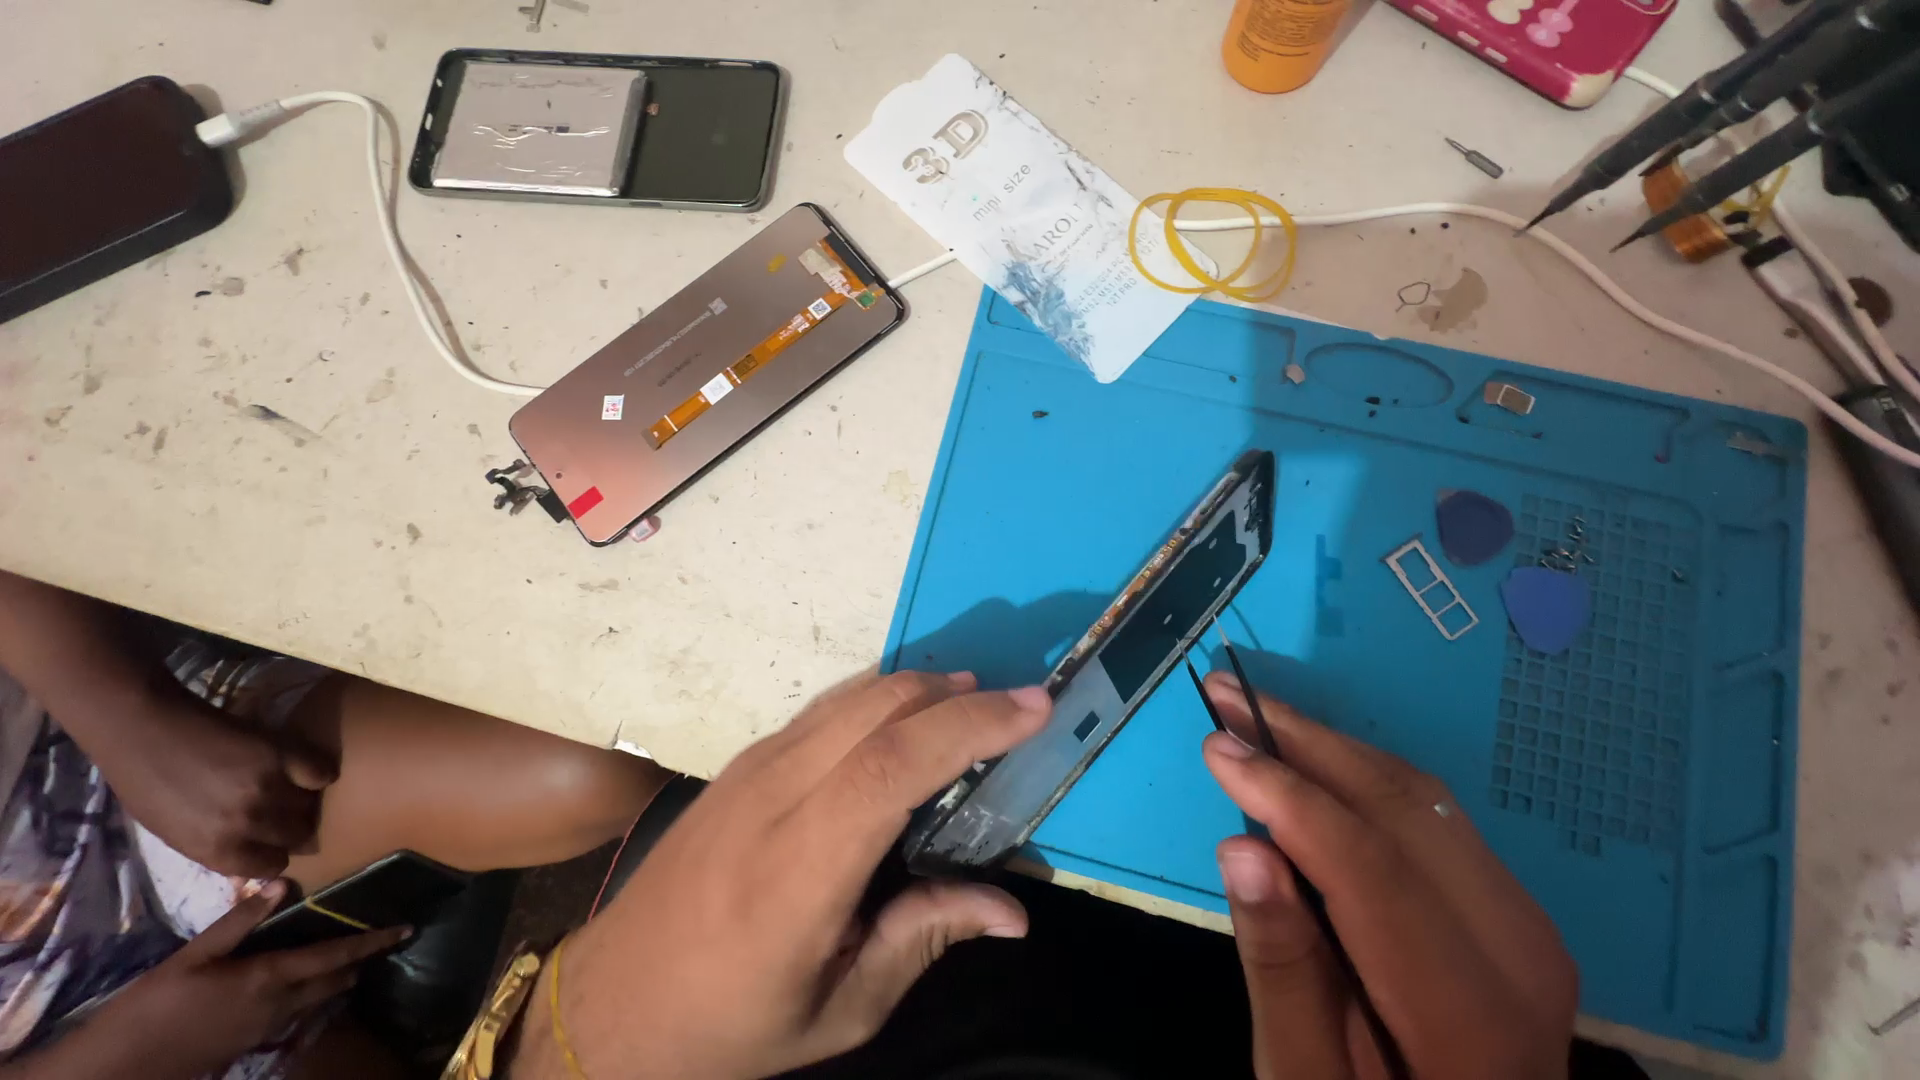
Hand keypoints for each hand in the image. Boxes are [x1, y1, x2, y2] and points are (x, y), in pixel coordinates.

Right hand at [80, 880, 409, 1079]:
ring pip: (318, 1000)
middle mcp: (279, 1005)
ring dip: (338, 980)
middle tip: (383, 942)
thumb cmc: (149, 1009)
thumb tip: (282, 882)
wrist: (111, 1074)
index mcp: (271, 978)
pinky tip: (305, 989)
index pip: (338, 955)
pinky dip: (311, 998)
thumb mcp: (192, 957)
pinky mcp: (248, 1045)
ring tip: (352, 961)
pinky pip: (295, 1016)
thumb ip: (240, 920)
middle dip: (361, 961)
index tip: (408, 930)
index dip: (375, 942)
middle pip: (336, 980)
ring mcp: (265, 1029)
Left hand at [103, 693, 335, 876]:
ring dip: (305, 799)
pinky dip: (319, 774)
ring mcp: (268, 788)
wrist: (143, 735)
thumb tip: (253, 860)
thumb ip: (219, 847)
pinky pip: (323, 774)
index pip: (273, 865)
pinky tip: (304, 769)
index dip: (276, 853)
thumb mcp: (174, 834)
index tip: (274, 842)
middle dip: (296, 826)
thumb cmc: (148, 789)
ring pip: (312, 804)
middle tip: (288, 813)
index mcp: (214, 849)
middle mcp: (246, 823)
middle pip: (300, 834)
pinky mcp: (284, 755)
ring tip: (293, 789)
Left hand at [519, 672, 1051, 1079]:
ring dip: (921, 687)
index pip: (891, 768)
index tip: (1032, 709)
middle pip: (877, 711)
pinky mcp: (741, 762)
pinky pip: (824, 708)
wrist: (612, 1002)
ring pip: (850, 697)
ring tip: (975, 698)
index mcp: (798, 870)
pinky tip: (908, 713)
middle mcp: (772, 798)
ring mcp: (750, 769)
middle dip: (958, 694)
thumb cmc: (729, 1024)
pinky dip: (881, 696)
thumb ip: (923, 940)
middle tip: (1017, 702)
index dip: (968, 727)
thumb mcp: (836, 1011)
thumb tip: (1013, 911)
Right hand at [1200, 673, 1576, 1079]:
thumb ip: (1282, 969)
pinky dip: (1355, 773)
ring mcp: (1519, 916)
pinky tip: (1302, 760)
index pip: (1370, 868)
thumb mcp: (1306, 1076)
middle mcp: (1517, 947)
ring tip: (1251, 714)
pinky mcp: (1503, 900)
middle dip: (1303, 740)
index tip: (1214, 747)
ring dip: (1326, 745)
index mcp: (1470, 1013)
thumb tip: (1242, 847)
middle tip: (1224, 696)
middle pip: (1402, 807)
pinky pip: (1426, 811)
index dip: (1286, 795)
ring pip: (1416, 794)